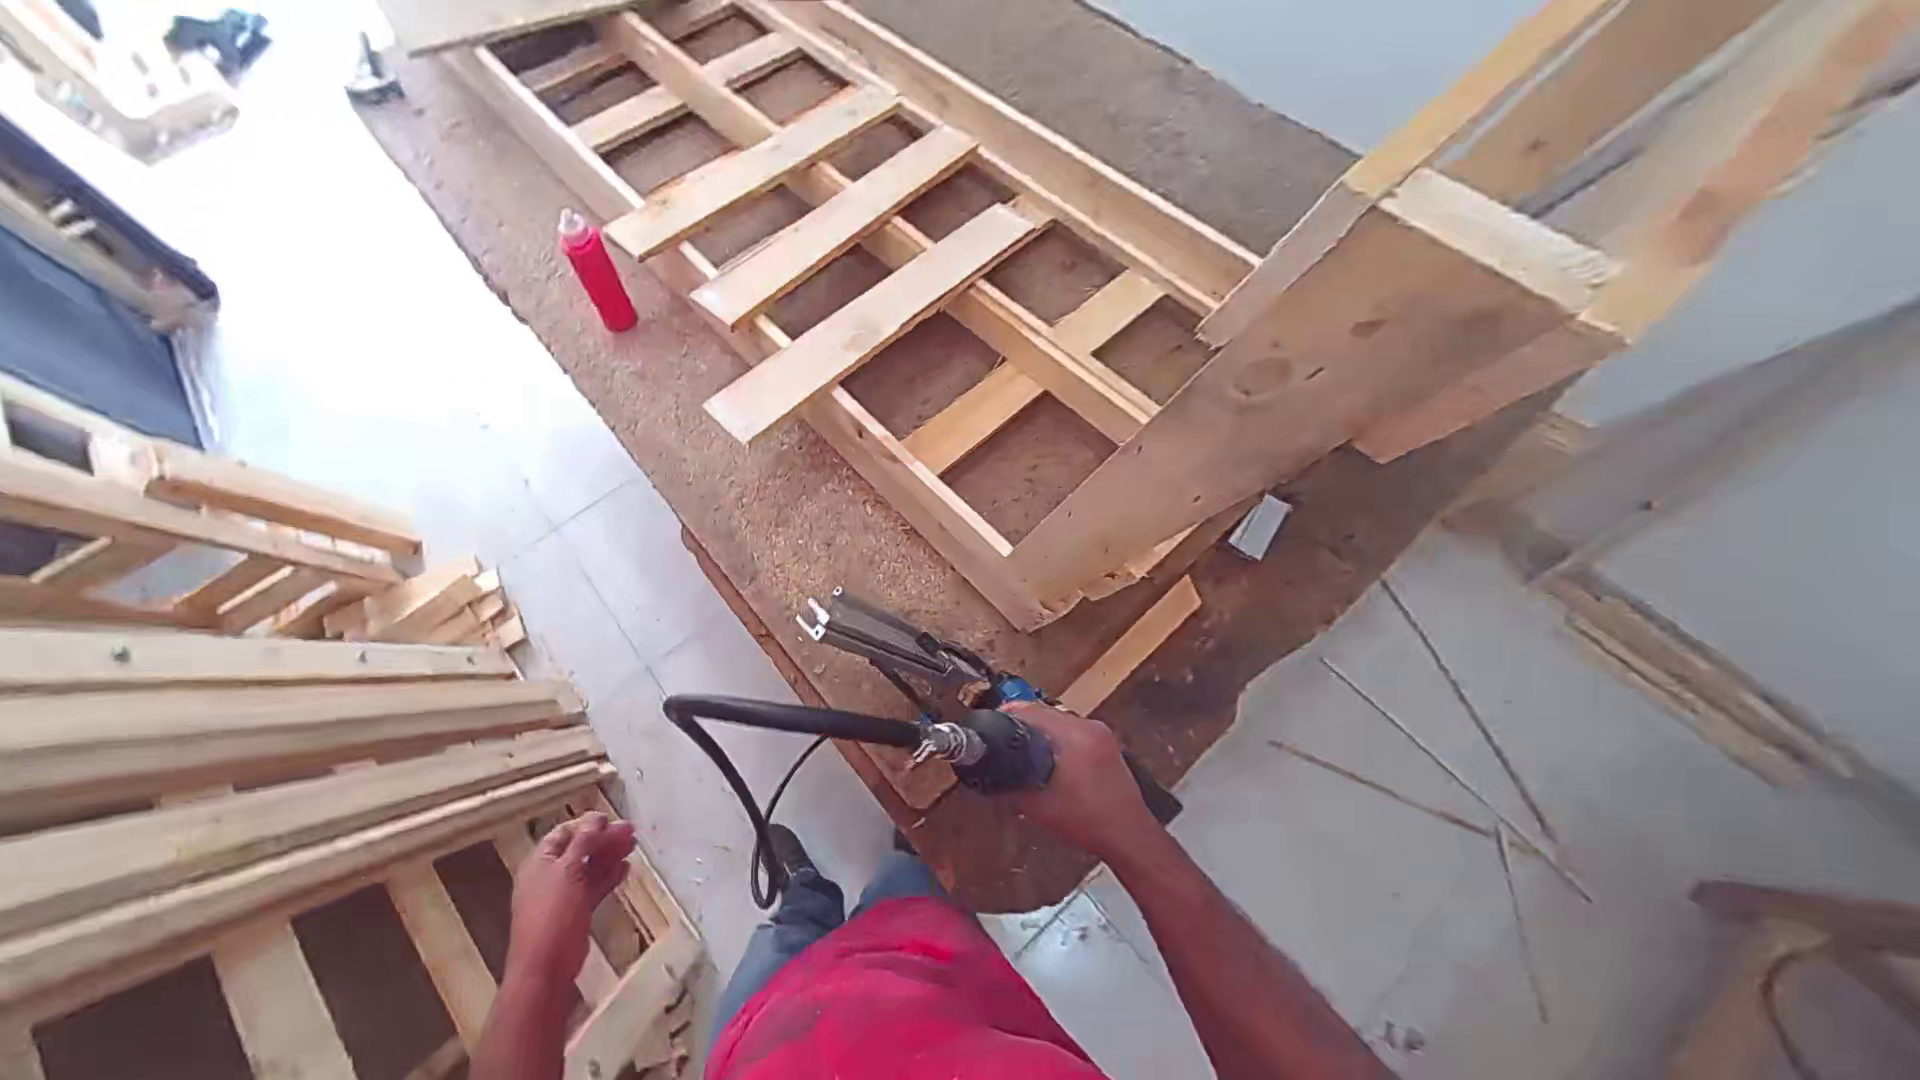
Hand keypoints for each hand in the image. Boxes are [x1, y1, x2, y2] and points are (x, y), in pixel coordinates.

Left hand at [505, 811, 635, 988]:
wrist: (546, 965)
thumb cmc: (553, 912)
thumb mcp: (568, 870)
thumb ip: (584, 842)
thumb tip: (596, 818)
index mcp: (540, 863)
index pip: (564, 833)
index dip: (587, 824)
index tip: (611, 819)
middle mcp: (551, 875)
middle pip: (580, 849)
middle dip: (604, 838)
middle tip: (631, 831)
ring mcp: (564, 894)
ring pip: (590, 867)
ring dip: (610, 854)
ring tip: (633, 845)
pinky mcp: (577, 910)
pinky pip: (595, 886)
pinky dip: (609, 876)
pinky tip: (625, 869)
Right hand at [1007, 702, 1162, 860]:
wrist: (1128, 835)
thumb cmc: (1086, 821)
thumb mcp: (1038, 806)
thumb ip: (1011, 786)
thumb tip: (992, 773)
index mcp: (1075, 735)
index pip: (1033, 711)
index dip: (1008, 714)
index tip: (992, 723)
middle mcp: (1090, 726)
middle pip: (1047, 712)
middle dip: (1024, 722)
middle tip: (1003, 736)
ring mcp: (1102, 733)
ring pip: (1061, 721)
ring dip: (1042, 730)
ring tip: (1023, 747)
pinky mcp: (1107, 743)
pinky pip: (1075, 731)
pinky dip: (1059, 738)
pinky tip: (1048, 755)